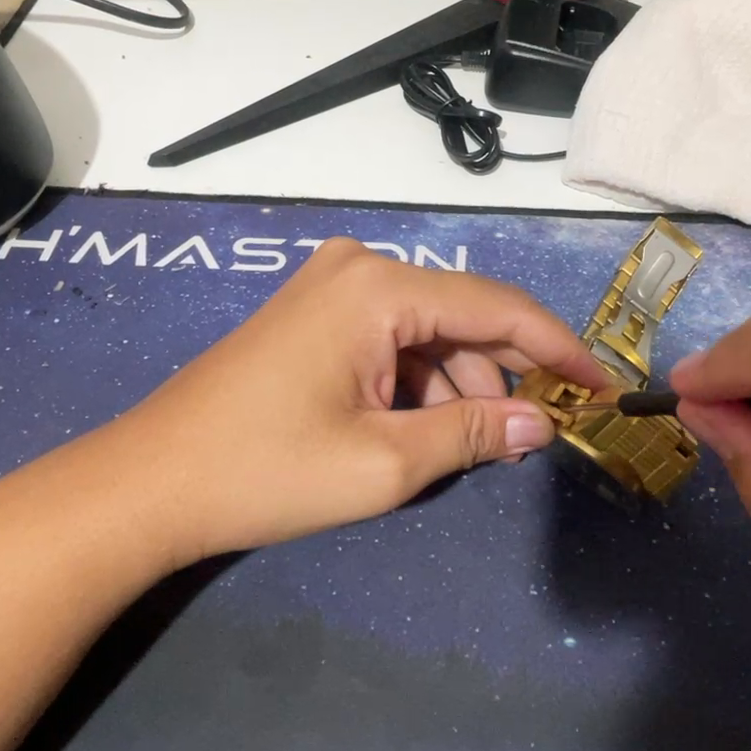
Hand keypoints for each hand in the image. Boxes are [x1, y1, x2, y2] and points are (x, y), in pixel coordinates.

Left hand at [113, 238, 609, 568]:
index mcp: (379, 287)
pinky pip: (391, 340)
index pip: (497, 306)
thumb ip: (471, 435)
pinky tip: (422, 429)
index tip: (601, 386)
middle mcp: (359, 268)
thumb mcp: (383, 462)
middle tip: (537, 433)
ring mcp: (331, 287)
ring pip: (428, 332)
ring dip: (458, 386)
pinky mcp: (314, 314)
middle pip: (462, 317)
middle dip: (503, 376)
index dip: (557, 348)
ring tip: (471, 446)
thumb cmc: (265, 470)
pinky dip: (417, 382)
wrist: (149, 482)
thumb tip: (541, 424)